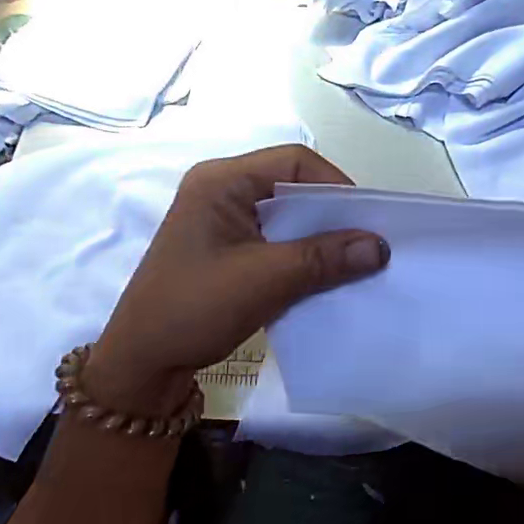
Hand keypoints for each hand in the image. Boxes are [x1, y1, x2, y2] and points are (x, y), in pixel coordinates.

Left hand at [86, 146, 388, 415]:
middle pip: (290, 186)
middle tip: (367, 243)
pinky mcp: (223, 250)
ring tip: (351, 263)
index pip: (294, 162)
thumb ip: (324, 258)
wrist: (142, 362)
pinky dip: (300, 255)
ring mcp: (219, 221)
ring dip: (317, 238)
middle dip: (330, 215)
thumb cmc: (195, 308)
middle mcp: (219, 190)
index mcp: (220, 181)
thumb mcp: (266, 280)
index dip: (335, 186)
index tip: (368, 222)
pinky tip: (322, 278)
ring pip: (284, 217)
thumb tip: (381, 246)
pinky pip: (272, 241)